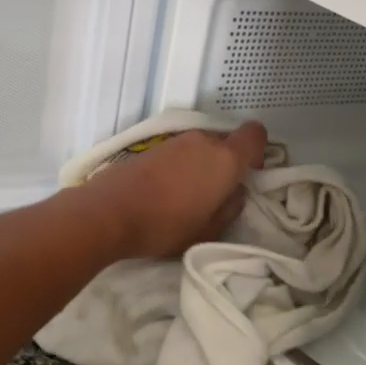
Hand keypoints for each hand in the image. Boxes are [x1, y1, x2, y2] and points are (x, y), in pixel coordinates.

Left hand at [79, 121, 267, 258]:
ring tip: (186, 195)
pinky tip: (164, 191)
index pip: (255, 134)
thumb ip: (230, 207)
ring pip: (200, 147)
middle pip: (226, 141)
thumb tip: (235, 192)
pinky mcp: (151, 147)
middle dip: (226, 163)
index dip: (258, 151)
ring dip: (201, 165)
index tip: (248, 174)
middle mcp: (202, 141)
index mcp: (224, 158)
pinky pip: (178, 152)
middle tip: (215, 193)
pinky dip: (179, 166)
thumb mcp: (208, 230)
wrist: (107, 212)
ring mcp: (174, 141)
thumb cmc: (165, 225)